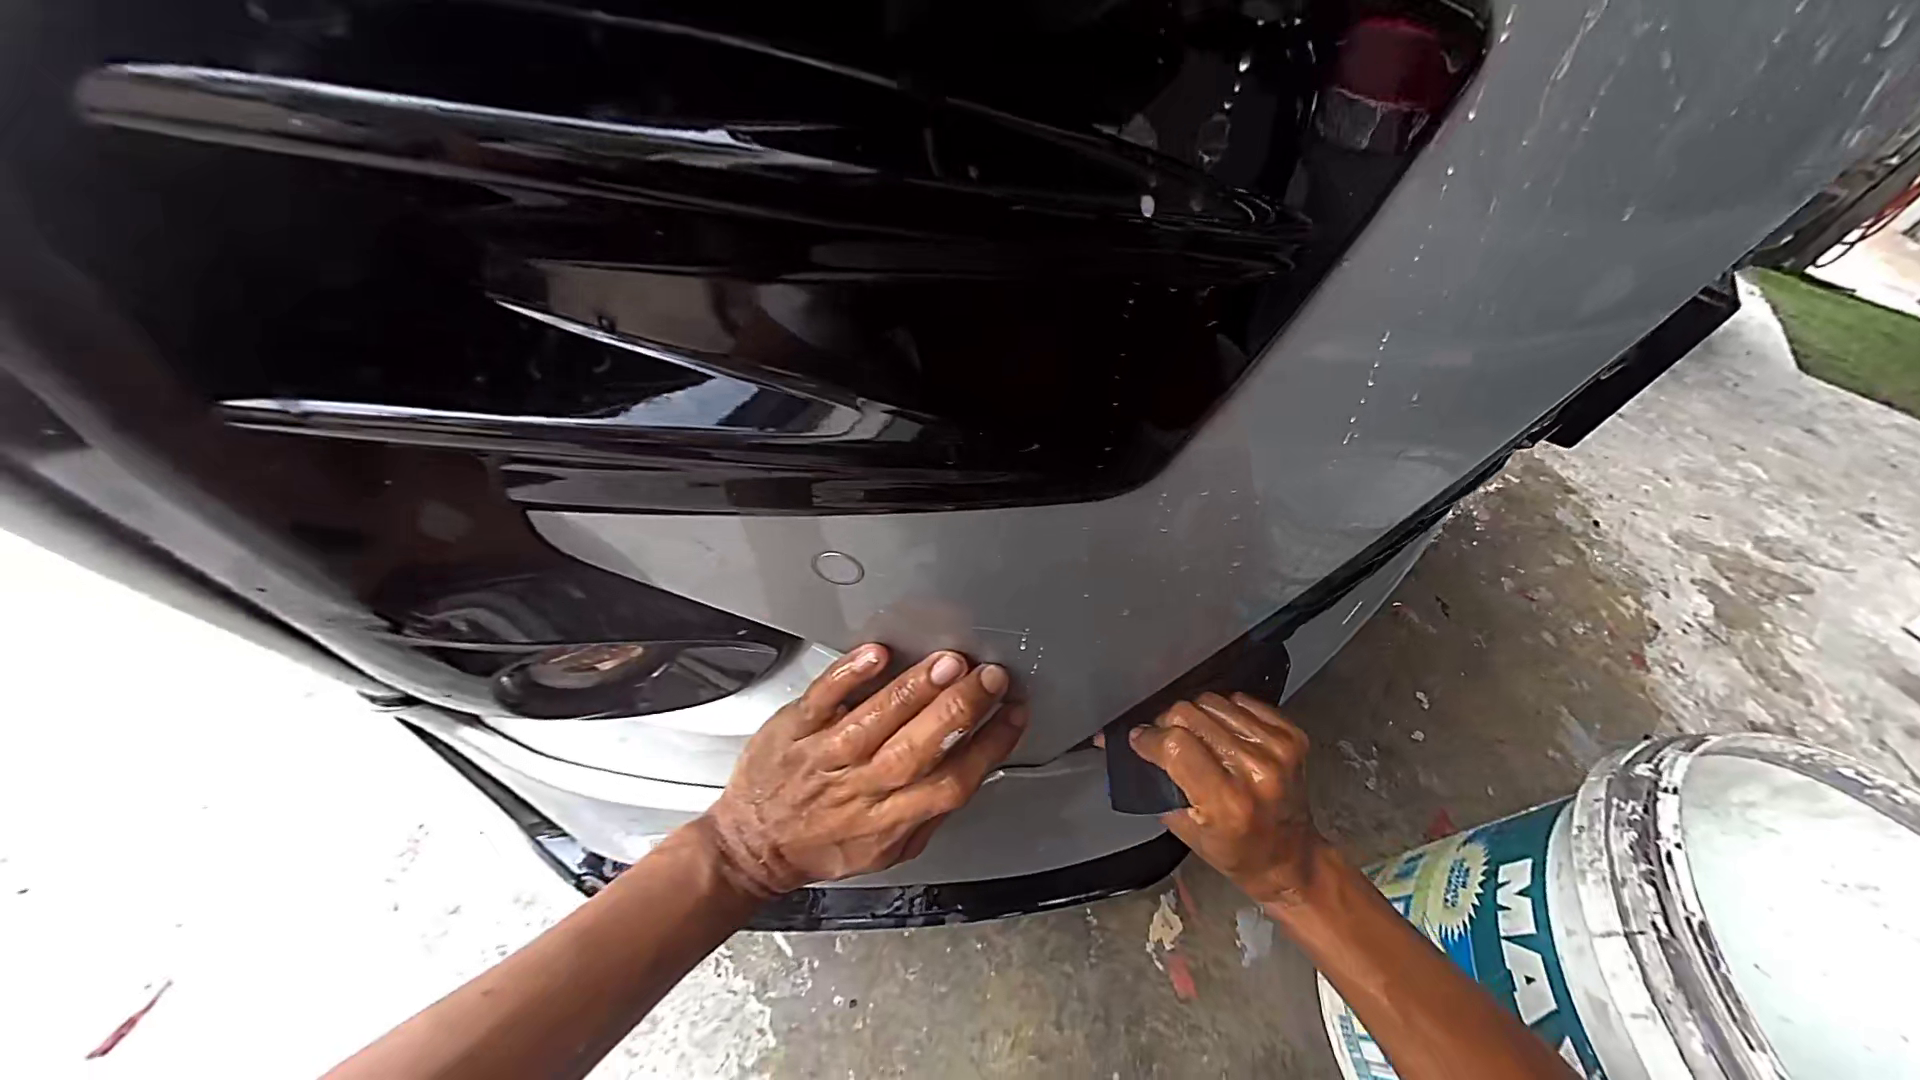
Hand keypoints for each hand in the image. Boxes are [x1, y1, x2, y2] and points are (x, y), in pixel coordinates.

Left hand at [699, 643, 1024, 898]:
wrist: (753, 845)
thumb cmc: (822, 845)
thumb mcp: (888, 851)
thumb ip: (929, 813)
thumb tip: (973, 768)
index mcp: (890, 819)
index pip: (953, 782)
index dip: (989, 746)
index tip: (1012, 712)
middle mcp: (862, 787)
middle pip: (919, 749)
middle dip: (960, 710)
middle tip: (989, 678)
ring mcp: (826, 755)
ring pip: (877, 720)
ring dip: (917, 690)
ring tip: (950, 664)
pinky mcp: (796, 729)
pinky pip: (824, 699)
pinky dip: (850, 676)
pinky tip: (877, 655)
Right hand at [1130, 692, 1326, 904]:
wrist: (1290, 857)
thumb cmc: (1236, 850)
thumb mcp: (1184, 826)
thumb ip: (1160, 780)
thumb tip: (1137, 739)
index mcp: (1228, 803)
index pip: (1175, 744)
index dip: (1148, 738)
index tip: (1139, 740)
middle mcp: (1257, 772)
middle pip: (1188, 714)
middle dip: (1166, 724)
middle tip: (1164, 740)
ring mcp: (1277, 750)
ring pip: (1210, 700)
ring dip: (1195, 716)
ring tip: (1196, 738)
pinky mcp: (1290, 735)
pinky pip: (1239, 700)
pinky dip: (1223, 712)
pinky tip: (1222, 733)